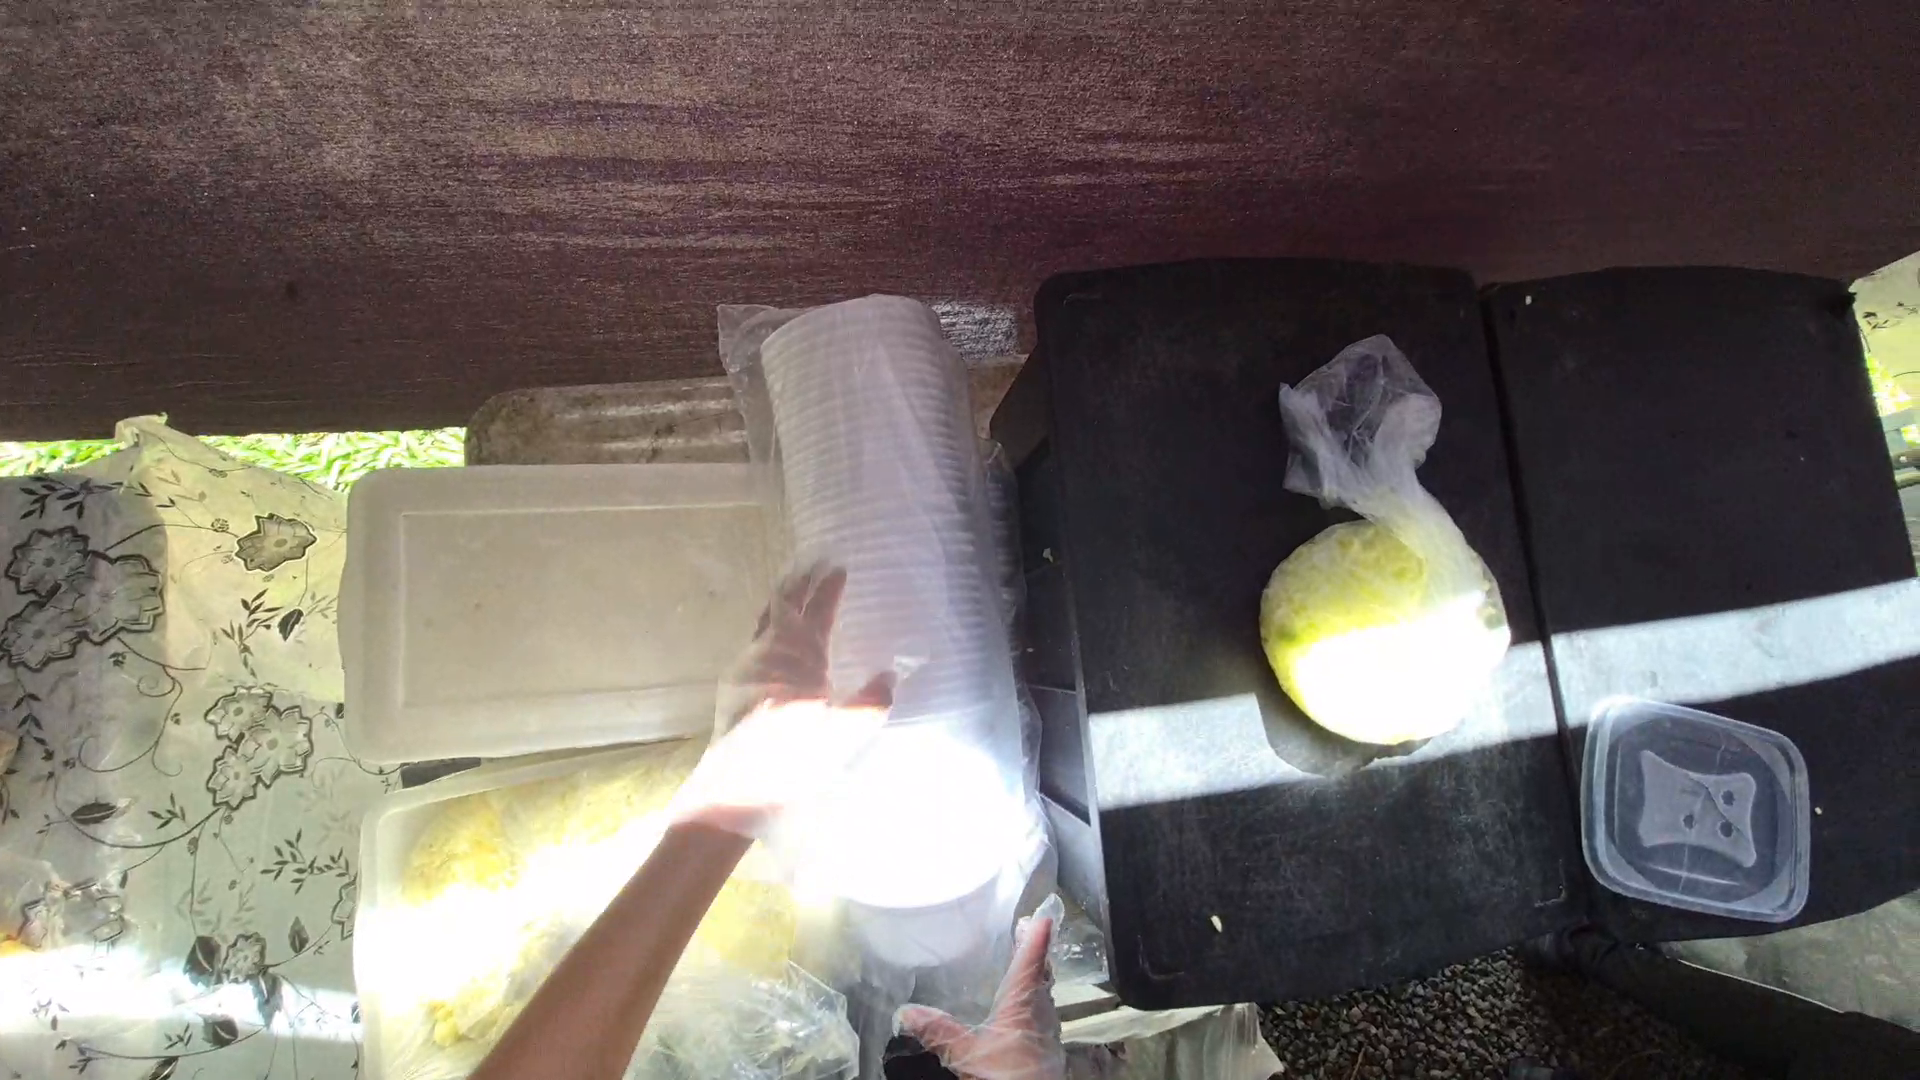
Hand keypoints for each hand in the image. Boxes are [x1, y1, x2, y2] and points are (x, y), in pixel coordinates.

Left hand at [673, 565, 892, 837]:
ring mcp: (744, 670)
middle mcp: (765, 653)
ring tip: (798, 601)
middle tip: (816, 571)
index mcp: (794, 654)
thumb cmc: (791, 757)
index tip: (836, 568)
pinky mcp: (733, 691)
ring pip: (764, 625)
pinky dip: (772, 634)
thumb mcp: (844, 732)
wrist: (734, 791)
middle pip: (782, 607)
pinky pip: (756, 647)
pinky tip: (780, 649)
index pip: (811, 608)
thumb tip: (888, 677)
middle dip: (801, 587)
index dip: (824, 587)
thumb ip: (871, 701)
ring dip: (783, 609)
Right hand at [895, 908, 1065, 1079]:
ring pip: (1044, 992)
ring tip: (1024, 959)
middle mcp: (1040, 1010)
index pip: (1032, 958)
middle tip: (1026, 927)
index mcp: (1024, 1000)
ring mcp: (1047, 1031)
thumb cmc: (1005, 1076)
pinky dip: (1034, 997)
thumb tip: (905, 1012)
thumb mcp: (966, 1054)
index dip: (1037, 935)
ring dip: (1037, 972)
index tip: (1042, 913)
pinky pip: (1042, 1011)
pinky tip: (1022, 1006)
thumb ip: (939, 1031)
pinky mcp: (1045, 1050)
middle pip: (1041, 971)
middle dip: (1035, 948)